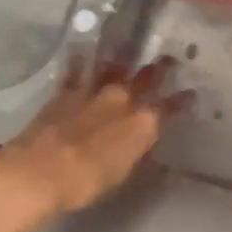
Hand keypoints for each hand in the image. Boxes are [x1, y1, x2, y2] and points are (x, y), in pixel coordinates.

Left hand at [0, 55, 192, 215]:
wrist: (40, 172)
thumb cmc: (87, 183)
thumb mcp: (122, 175)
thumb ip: (137, 154)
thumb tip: (147, 145)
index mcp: (142, 124)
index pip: (170, 108)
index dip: (182, 101)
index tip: (190, 95)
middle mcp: (121, 100)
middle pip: (145, 78)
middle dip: (159, 69)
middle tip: (168, 59)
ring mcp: (91, 91)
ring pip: (112, 66)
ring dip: (123, 58)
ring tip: (128, 48)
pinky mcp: (64, 92)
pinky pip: (76, 69)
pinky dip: (81, 60)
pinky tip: (81, 51)